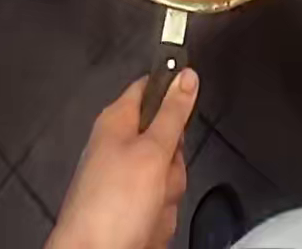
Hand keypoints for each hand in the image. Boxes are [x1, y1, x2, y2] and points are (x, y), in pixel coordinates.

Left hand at [47, 70, 197, 248]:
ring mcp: (124, 182)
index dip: (173, 92)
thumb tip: (187, 73)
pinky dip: (157, 219)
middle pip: (168, 136)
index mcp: (117, 121)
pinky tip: (144, 229)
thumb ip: (174, 111)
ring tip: (148, 209)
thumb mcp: (153, 150)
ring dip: (166, 194)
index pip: (152, 85)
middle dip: (173, 160)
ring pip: (168, 174)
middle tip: (160, 172)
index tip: (185, 109)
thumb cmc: (115, 205)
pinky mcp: (130, 212)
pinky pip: (160, 203)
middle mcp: (120, 147)